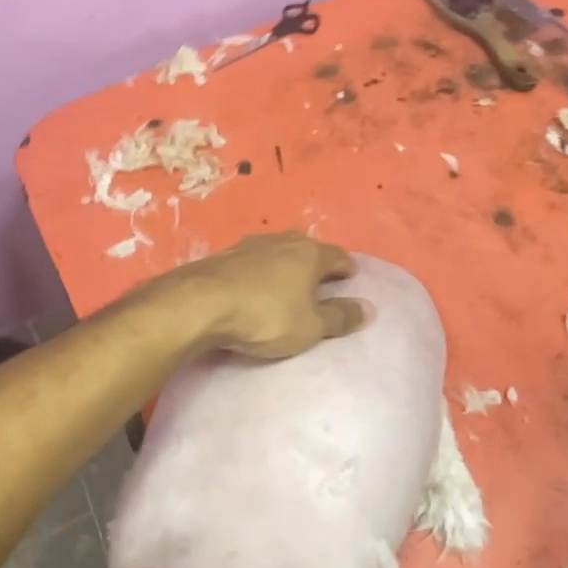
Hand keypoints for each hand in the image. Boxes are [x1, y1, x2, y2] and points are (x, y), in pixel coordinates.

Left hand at [150, 232, 371, 358]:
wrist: (199, 304)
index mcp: (310, 253)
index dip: (347, 269)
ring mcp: (249, 245)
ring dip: (285, 266)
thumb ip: (339, 317)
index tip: (350, 280)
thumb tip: (369, 308)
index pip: (338, 256)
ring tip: (287, 285)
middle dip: (316, 264)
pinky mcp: (222, 256)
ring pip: (277, 252)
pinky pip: (251, 262)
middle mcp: (281, 241)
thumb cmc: (265, 316)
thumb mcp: (310, 327)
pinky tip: (254, 288)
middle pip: (307, 249)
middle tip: (320, 283)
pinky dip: (259, 273)